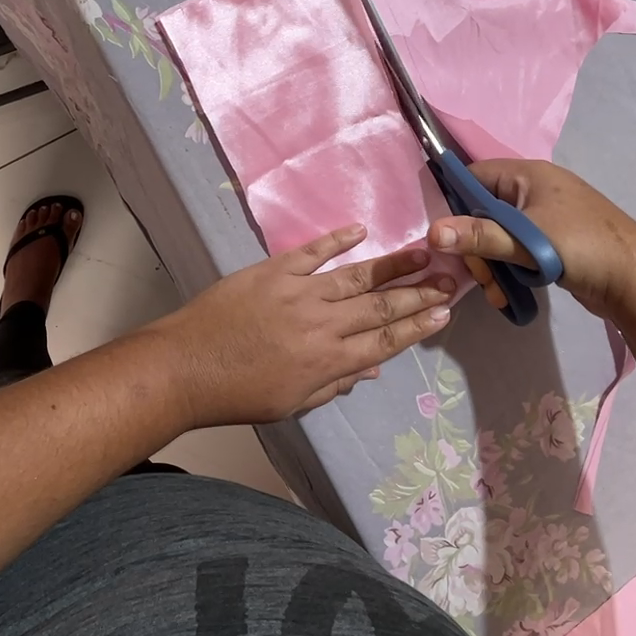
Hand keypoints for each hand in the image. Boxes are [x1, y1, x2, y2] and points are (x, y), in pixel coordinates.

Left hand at [149, 225, 456, 426]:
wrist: (185, 367)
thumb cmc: (238, 395)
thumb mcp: (292, 404)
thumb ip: (334, 384)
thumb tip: (373, 370)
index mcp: (329, 361)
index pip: (385, 341)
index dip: (417, 326)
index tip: (444, 312)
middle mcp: (323, 323)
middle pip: (381, 305)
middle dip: (419, 292)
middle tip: (450, 278)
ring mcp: (299, 292)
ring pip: (356, 276)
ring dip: (393, 264)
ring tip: (423, 251)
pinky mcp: (273, 271)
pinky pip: (313, 251)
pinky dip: (337, 240)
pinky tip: (361, 231)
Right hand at [427, 158, 635, 318]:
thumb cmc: (582, 248)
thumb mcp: (525, 241)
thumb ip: (478, 236)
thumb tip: (433, 232)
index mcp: (529, 175)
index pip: (473, 176)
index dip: (453, 202)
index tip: (444, 234)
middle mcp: (535, 190)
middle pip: (483, 211)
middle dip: (475, 246)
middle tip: (479, 274)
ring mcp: (545, 217)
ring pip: (498, 236)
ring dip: (491, 265)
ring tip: (496, 291)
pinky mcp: (552, 242)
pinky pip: (516, 250)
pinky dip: (508, 270)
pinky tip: (509, 294)